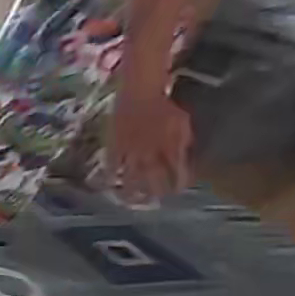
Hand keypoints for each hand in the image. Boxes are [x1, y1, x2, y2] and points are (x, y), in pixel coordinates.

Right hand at [104, 88, 192, 202]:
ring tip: (130, 201)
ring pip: (132, 174)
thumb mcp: (182, 121)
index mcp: (169, 144)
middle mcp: (150, 151)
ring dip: (131, 189)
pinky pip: (112, 165)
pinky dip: (111, 175)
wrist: (139, 93)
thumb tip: (185, 157)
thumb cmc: (163, 106)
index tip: (180, 190)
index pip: (176, 168)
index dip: (179, 180)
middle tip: (155, 201)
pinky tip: (109, 184)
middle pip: (153, 176)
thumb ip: (182, 141)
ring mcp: (131, 150)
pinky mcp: (115, 147)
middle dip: (155, 190)